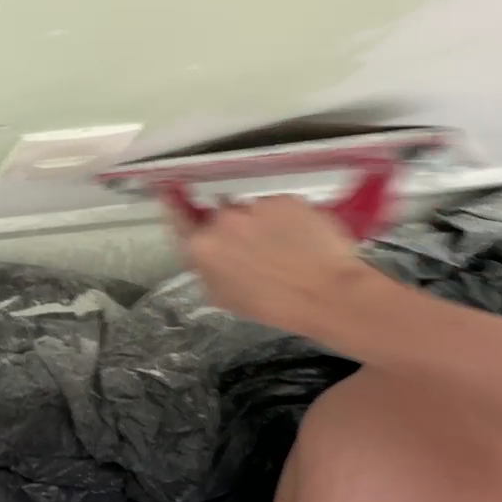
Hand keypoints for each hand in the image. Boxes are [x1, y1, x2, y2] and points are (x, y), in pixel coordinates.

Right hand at [161, 193, 378, 336]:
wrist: (330, 295)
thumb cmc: (273, 306)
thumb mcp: (224, 297)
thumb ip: (206, 269)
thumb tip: (204, 253)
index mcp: (202, 246)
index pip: (178, 218)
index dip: (175, 207)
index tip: (171, 196)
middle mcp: (222, 219)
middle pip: (219, 215)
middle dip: (231, 227)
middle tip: (253, 249)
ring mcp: (255, 206)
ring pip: (251, 210)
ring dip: (260, 223)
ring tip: (284, 246)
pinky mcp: (285, 199)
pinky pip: (278, 206)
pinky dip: (286, 219)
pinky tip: (301, 239)